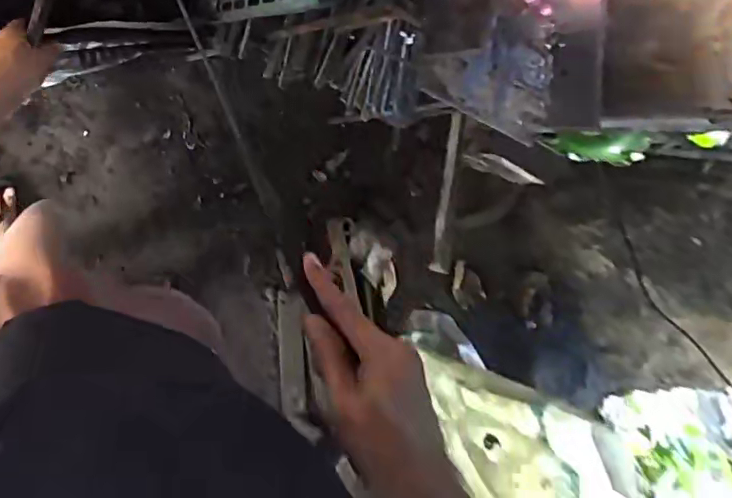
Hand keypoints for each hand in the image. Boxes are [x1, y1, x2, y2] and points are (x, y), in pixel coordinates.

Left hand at [0, 21, 58, 116]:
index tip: (48, 40)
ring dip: (25, 64)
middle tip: (45, 60)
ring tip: (37, 76)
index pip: (25, 22)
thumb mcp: (44, 60)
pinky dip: (17, 75)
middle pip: (20, 41)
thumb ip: (52, 50)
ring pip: (15, 56)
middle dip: (32, 49)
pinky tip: (25, 86)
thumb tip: (56, 44)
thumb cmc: (20, 73)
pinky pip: (8, 70)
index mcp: (10, 31)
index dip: (37, 29)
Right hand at [300, 252, 464, 497]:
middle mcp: (400, 349)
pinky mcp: (411, 379)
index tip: (308, 256)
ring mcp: (409, 364)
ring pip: (363, 344)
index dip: (323, 283)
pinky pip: (374, 357)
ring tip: (339, 391)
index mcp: (383, 350)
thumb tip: (314, 318)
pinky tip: (354, 392)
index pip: (345, 309)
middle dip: (332, 335)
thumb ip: (328, 356)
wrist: (423, 488)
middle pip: (353, 327)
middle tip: (321, 369)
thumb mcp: (343, 402)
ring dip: (345, 354)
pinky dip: (358, 362)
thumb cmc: (379, 444)